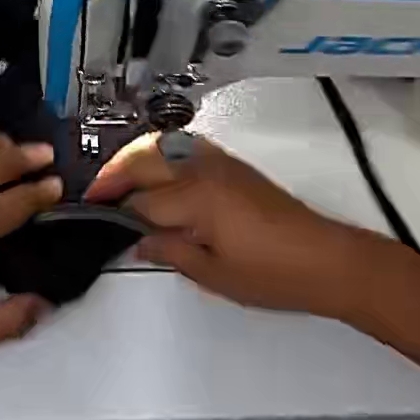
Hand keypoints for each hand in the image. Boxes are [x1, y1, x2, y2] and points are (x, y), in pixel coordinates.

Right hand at [86, 133, 392, 319]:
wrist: (325, 259)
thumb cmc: (271, 274)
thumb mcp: (215, 273)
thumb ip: (170, 251)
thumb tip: (138, 240)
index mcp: (197, 198)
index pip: (142, 201)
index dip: (117, 212)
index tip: (95, 219)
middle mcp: (203, 170)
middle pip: (144, 159)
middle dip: (114, 174)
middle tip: (94, 194)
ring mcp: (217, 161)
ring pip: (162, 144)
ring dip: (133, 157)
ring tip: (115, 180)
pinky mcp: (229, 163)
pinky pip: (181, 146)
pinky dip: (157, 152)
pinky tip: (151, 172)